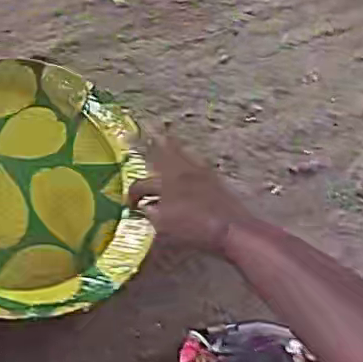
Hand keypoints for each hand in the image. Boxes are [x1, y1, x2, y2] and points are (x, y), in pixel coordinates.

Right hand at [128, 135, 259, 254]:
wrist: (233, 229)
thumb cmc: (196, 229)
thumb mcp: (166, 226)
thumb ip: (151, 215)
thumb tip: (143, 209)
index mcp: (165, 184)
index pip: (141, 185)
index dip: (132, 194)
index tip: (130, 204)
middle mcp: (179, 173)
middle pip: (160, 153)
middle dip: (149, 143)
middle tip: (140, 132)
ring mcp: (197, 172)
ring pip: (179, 152)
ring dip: (169, 143)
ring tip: (163, 134)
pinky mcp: (213, 177)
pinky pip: (196, 159)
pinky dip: (189, 154)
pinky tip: (189, 156)